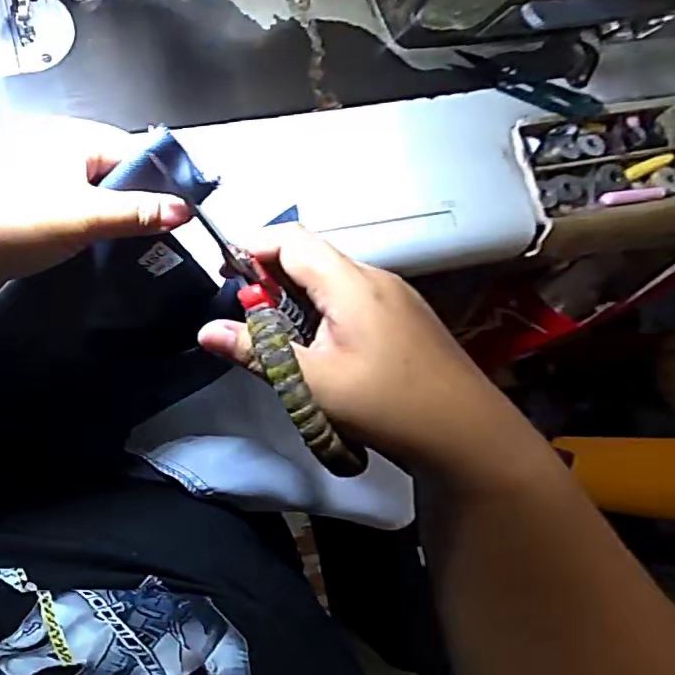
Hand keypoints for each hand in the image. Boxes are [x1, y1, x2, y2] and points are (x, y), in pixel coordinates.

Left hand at [0, 118, 193, 304]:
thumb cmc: (15, 221)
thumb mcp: (85, 216)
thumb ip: (137, 212)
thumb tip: (182, 210)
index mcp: (69, 136)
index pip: (131, 150)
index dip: (157, 180)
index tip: (175, 213)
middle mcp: (51, 149)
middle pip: (109, 173)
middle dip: (130, 203)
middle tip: (149, 237)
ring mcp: (32, 177)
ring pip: (85, 195)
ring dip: (103, 220)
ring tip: (118, 246)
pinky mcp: (19, 205)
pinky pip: (62, 212)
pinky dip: (78, 229)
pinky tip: (84, 250)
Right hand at [196, 225, 535, 475]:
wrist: (468, 437)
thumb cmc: (388, 406)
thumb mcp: (311, 382)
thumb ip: (257, 351)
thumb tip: (206, 331)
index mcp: (351, 284)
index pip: (292, 238)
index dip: (252, 246)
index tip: (225, 273)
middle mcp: (375, 279)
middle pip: (310, 256)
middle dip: (269, 276)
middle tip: (244, 312)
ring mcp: (393, 296)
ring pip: (329, 279)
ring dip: (294, 297)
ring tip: (276, 335)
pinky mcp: (401, 317)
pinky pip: (350, 297)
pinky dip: (320, 310)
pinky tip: (316, 347)